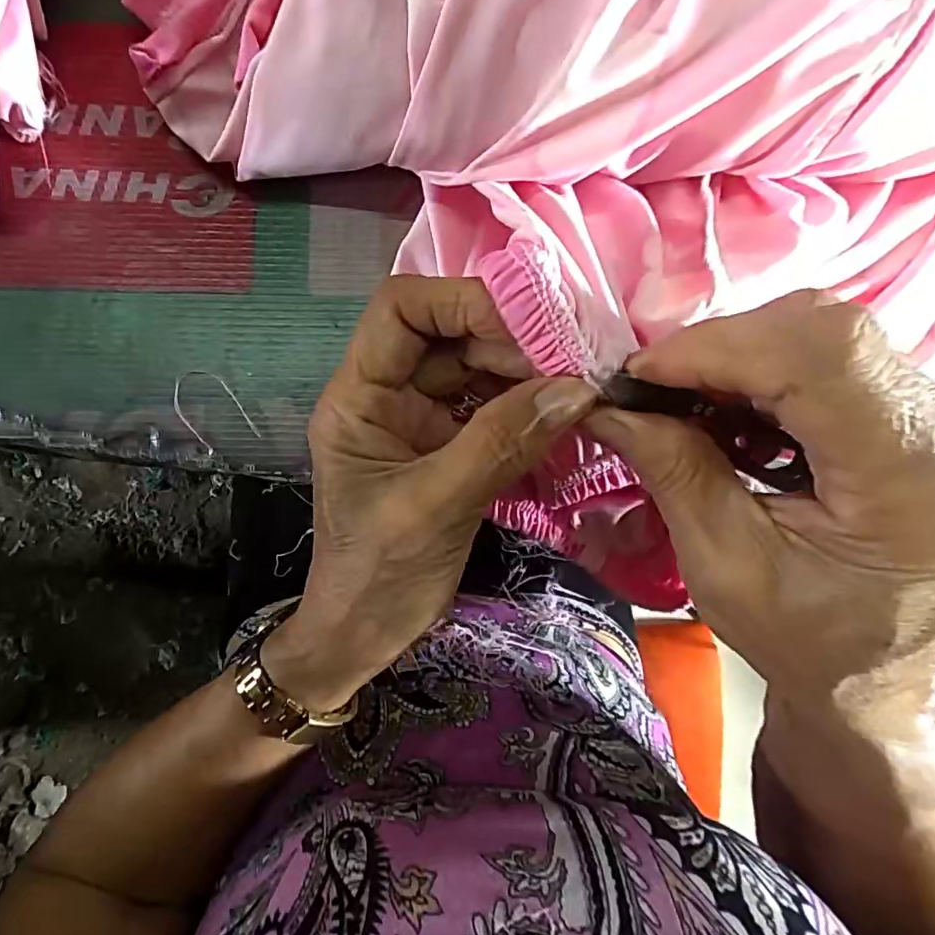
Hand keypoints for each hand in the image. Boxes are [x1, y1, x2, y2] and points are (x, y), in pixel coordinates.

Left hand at [262, 276, 600, 710]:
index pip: (400, 309)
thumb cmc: (379, 575)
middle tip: (573, 363)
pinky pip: (487, 409)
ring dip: (524, 373)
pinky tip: (563, 415)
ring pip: (472, 370)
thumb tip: (578, 387)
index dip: (461, 301)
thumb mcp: (436, 505)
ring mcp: (415, 422)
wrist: (362, 633)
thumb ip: (502, 442)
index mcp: (357, 398)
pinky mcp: (442, 449)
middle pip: (446, 335)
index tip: (528, 327)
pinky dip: (524, 408)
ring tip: (578, 388)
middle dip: (508, 340)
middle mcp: (383, 397)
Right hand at [584, 291, 934, 730]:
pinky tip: (729, 408)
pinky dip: (764, 371)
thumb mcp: (721, 563)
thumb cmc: (799, 639)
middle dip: (719, 348)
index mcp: (920, 486)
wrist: (872, 679)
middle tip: (651, 389)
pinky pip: (839, 360)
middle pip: (829, 333)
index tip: (637, 376)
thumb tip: (610, 407)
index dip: (717, 348)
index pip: (822, 359)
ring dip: (737, 356)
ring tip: (683, 399)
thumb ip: (675, 470)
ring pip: (832, 335)